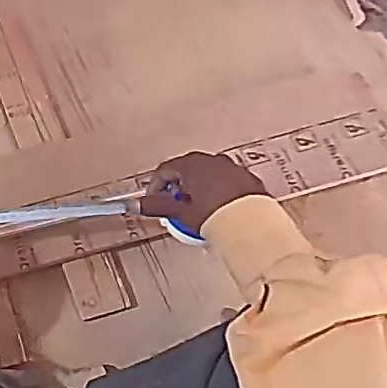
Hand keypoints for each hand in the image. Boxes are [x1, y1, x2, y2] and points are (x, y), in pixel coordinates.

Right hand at [140, 152, 266, 233]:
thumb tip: (135, 205)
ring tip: (196, 211)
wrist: (251, 226)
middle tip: (175, 207)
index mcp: (192, 164)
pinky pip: (224, 183)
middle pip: (185, 171)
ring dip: (197, 190)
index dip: (155, 188)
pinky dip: (216, 193)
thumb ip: (155, 206)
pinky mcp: (247, 179)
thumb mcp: (180, 212)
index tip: (156, 201)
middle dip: (176, 189)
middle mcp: (212, 161)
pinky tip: (216, 210)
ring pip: (206, 176)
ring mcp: (231, 168)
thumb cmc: (216, 215)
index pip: (164, 171)